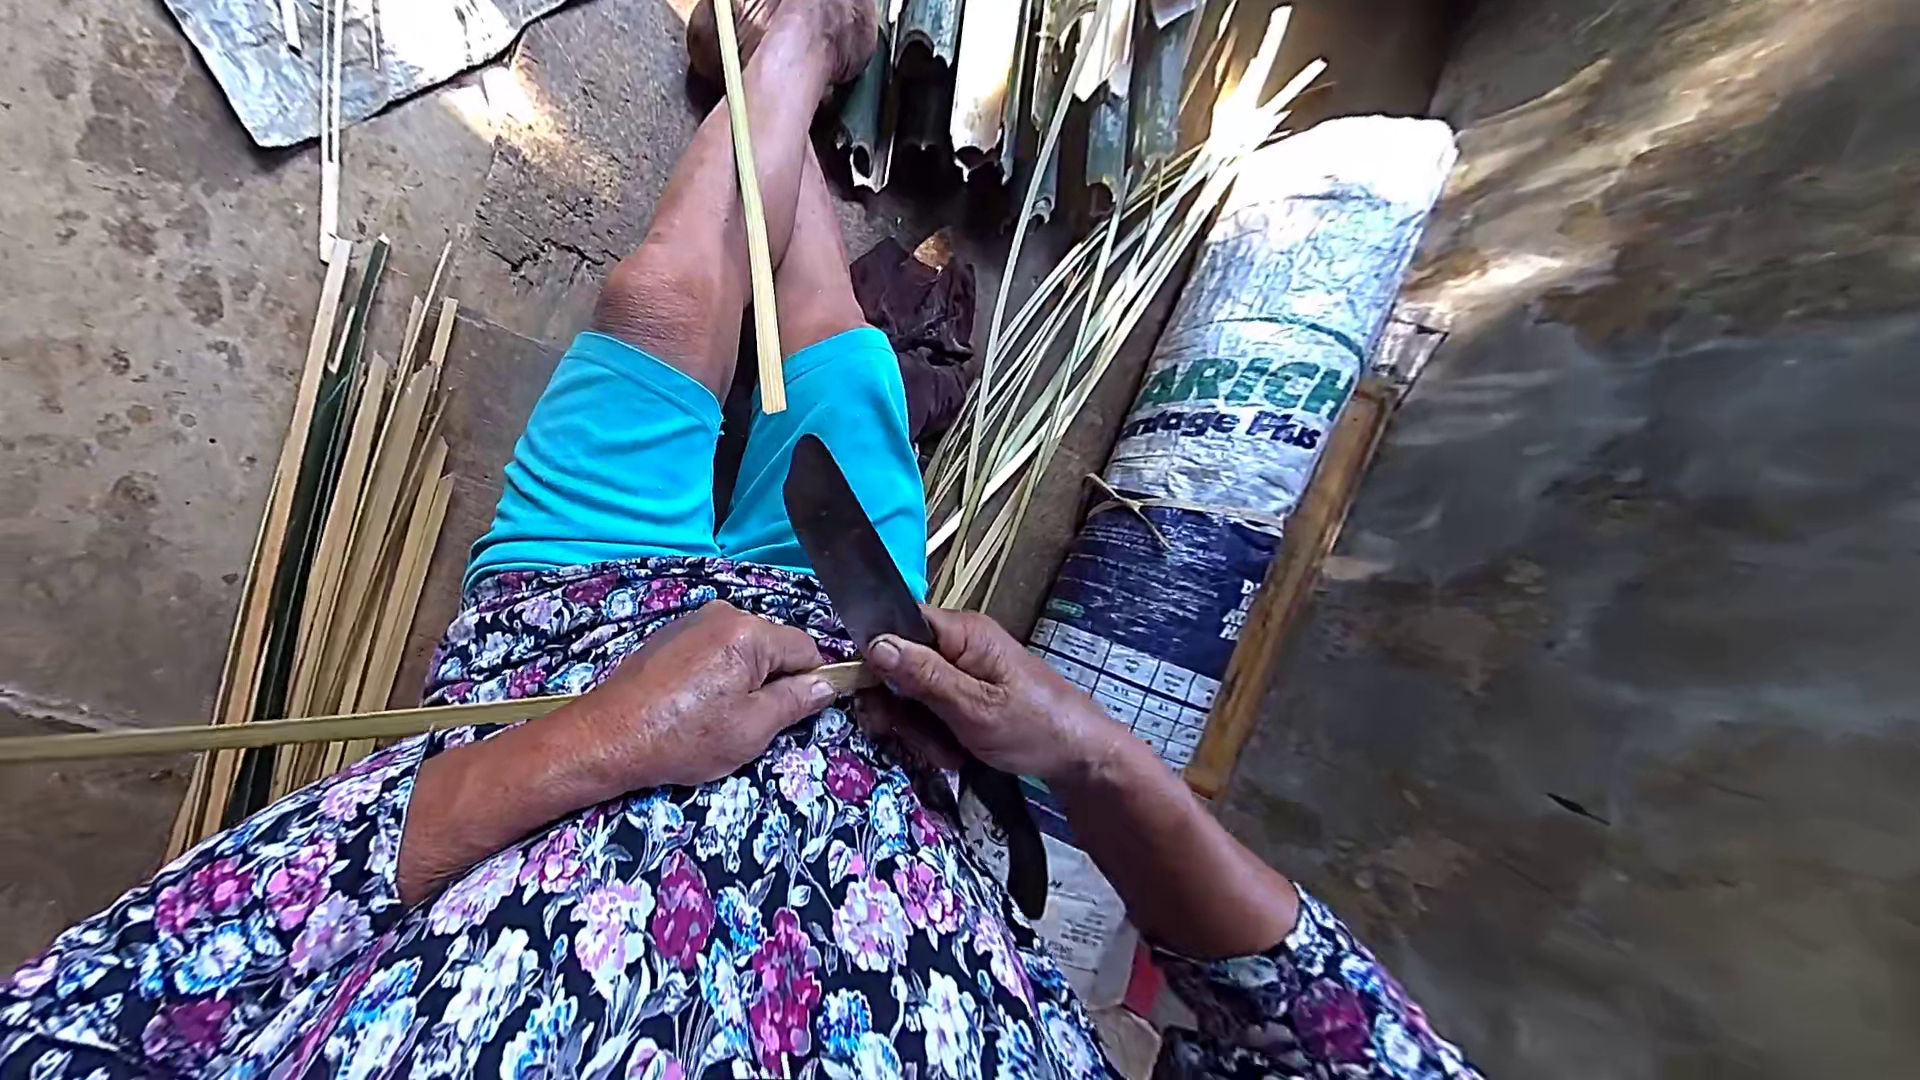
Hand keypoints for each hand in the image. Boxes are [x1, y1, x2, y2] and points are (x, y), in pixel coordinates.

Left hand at [563, 600, 836, 790]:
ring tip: (718, 712)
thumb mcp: (752, 729)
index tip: (794, 711)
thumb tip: (827, 684)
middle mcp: (726, 613)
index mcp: (750, 632)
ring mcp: (697, 619)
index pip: (807, 649)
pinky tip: (696, 699)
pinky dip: (720, 670)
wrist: (603, 738)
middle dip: (774, 679)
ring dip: (746, 676)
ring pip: (748, 648)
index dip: (809, 681)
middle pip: (776, 646)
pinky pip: (719, 646)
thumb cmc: (682, 738)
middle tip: (750, 718)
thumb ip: (796, 701)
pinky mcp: (675, 631)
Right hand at [863, 607, 1127, 783]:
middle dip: (903, 708)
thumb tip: (875, 644)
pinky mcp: (965, 694)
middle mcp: (958, 644)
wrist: (1080, 757)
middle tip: (917, 739)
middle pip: (900, 665)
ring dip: (922, 730)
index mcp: (962, 631)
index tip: (871, 695)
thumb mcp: (974, 707)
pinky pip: (931, 710)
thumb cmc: (1034, 727)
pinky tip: (956, 754)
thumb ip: (923, 677)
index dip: (877, 656)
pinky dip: (937, 735)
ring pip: (912, 695)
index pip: (900, 623)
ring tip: (950, 752)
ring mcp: (962, 671)